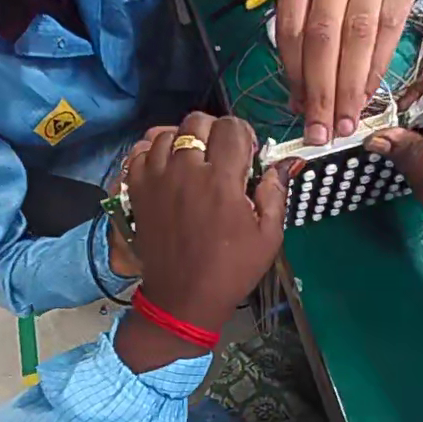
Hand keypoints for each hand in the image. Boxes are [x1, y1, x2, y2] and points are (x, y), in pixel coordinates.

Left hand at [114, 113, 294, 371]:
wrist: (183, 299)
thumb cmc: (230, 271)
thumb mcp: (267, 238)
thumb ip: (276, 193)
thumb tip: (285, 163)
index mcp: (221, 181)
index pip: (232, 128)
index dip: (243, 136)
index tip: (245, 157)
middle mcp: (186, 172)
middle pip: (197, 122)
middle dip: (213, 132)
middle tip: (219, 157)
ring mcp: (157, 180)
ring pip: (166, 134)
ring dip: (182, 141)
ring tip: (191, 163)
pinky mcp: (137, 192)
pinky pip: (139, 153)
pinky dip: (151, 152)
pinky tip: (165, 166)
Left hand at [275, 0, 422, 147]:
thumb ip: (303, 37)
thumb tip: (299, 101)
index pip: (292, 25)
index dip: (295, 76)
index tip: (299, 113)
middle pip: (324, 33)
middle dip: (321, 91)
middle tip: (320, 131)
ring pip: (358, 34)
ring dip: (349, 87)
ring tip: (344, 123)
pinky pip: (390, 30)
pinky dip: (375, 69)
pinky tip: (366, 96)